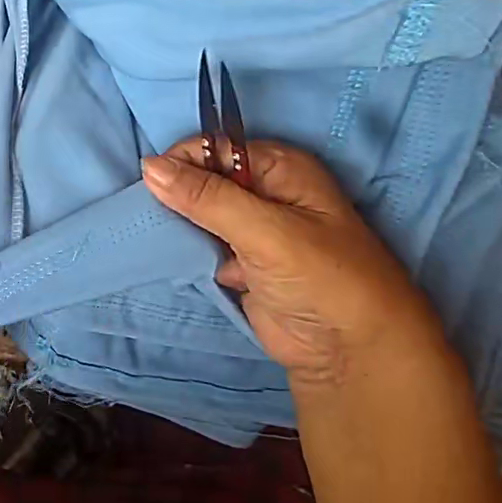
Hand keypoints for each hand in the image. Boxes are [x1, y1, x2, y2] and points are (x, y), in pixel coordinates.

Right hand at [141, 138, 445, 390]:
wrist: (353, 354)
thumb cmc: (323, 280)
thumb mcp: (265, 231)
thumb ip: (206, 197)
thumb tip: (148, 166)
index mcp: (280, 168)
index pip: (217, 148)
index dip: (183, 162)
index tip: (152, 187)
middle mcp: (265, 192)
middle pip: (203, 178)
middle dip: (176, 194)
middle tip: (150, 215)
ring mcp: (251, 229)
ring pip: (198, 213)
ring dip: (179, 225)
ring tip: (159, 237)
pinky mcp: (239, 262)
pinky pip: (201, 245)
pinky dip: (188, 252)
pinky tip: (181, 261)